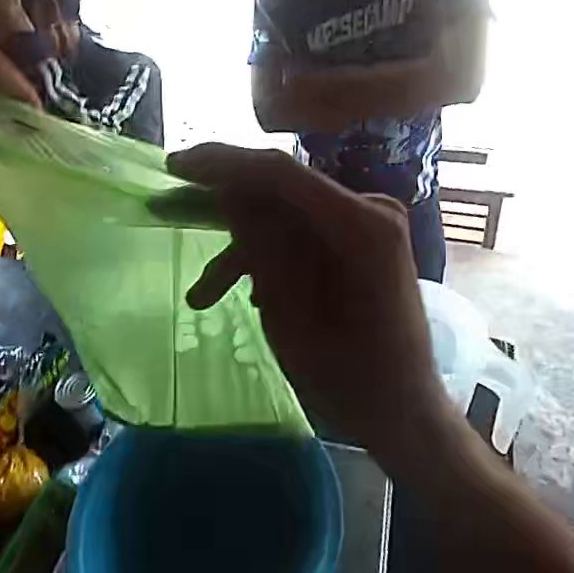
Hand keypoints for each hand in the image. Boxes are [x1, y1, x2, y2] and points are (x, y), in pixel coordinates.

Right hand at [167, 145, 455, 458]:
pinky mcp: (362, 241)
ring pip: (286, 219)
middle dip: (225, 212)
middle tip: (170, 211)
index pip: (280, 173)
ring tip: (202, 296)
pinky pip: (304, 236)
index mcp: (362, 227)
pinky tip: (251, 296)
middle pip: (281, 192)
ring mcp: (369, 225)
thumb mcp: (291, 318)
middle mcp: (370, 211)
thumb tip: (228, 190)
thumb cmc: (353, 380)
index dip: (221, 162)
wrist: (404, 410)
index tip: (171, 165)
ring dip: (244, 252)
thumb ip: (261, 248)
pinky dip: (273, 260)